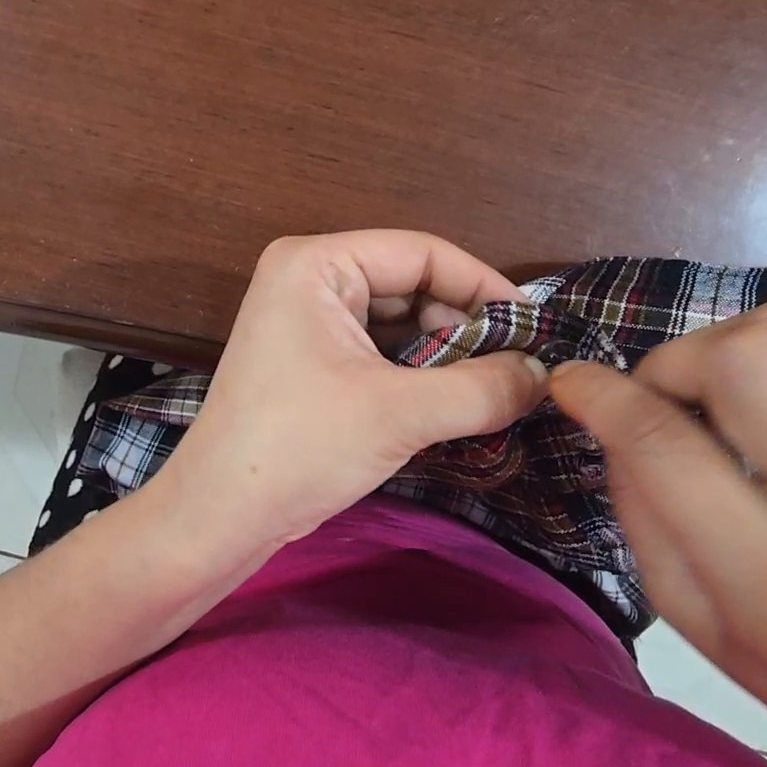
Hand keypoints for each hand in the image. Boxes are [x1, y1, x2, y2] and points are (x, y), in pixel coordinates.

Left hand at [161, 231, 547, 554]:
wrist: (221, 513)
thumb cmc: (300, 447)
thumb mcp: (400, 414)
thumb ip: (482, 388)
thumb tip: (545, 374)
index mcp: (315, 263)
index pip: (421, 252)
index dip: (483, 286)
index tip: (535, 331)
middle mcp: (307, 278)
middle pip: (410, 283)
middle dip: (464, 326)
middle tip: (518, 368)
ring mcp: (304, 319)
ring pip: (397, 320)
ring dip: (444, 353)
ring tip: (493, 388)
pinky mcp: (308, 358)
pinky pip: (377, 349)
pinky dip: (416, 371)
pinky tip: (453, 400)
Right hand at [549, 299, 766, 766]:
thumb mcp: (697, 623)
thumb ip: (642, 516)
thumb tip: (612, 424)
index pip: (668, 447)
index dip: (601, 396)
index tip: (569, 383)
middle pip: (745, 360)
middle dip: (671, 362)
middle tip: (659, 402)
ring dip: (718, 347)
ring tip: (707, 398)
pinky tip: (758, 397)